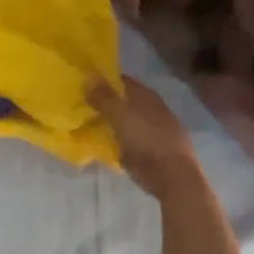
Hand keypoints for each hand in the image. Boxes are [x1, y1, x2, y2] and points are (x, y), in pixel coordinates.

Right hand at [87, 77, 203, 202]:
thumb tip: (89, 75)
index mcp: (147, 96)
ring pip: (125, 120)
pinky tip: (102, 142)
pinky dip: (116, 138)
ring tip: (86, 123)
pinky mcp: (151, 149)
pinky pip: (127, 138)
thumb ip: (104, 97)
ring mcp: (153, 130)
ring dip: (109, 121)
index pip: (122, 80)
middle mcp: (152, 109)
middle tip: (79, 105)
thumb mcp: (120, 116)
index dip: (103, 80)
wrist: (173, 177)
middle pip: (123, 101)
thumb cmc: (147, 140)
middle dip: (104, 102)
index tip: (82, 84)